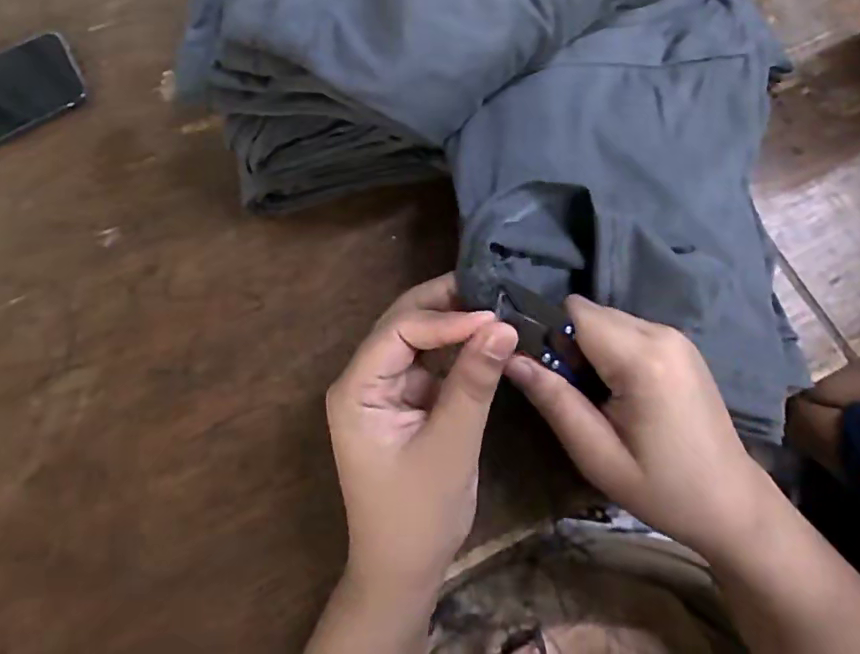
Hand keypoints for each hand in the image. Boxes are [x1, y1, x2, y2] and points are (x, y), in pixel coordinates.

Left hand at [324, 273, 518, 590]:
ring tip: (497, 304)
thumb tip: (503, 325)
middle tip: (494, 288)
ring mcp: (386, 387)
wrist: (404, 571)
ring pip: (418, 334)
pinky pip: (432, 358)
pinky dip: (459, 345)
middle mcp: (365, 379)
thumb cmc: (418, 515)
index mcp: (357, 389)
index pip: (399, 331)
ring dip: (455, 319)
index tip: (493, 317)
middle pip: (404, 322)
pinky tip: (487, 335)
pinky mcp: (407, 398)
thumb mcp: (450, 447)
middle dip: (447, 303)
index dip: (446, 319)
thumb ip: (473, 383)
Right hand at [502, 295, 775, 561]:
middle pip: (591, 312)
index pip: (575, 312)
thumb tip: (510, 359)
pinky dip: (614, 350)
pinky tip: (623, 392)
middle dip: (572, 344)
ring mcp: (675, 335)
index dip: (552, 337)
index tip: (551, 378)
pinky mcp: (681, 343)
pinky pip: (629, 328)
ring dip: (593, 348)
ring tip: (602, 398)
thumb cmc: (663, 489)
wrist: (732, 502)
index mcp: (642, 358)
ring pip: (608, 318)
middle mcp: (660, 332)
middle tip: (578, 396)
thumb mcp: (597, 456)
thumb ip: (554, 401)